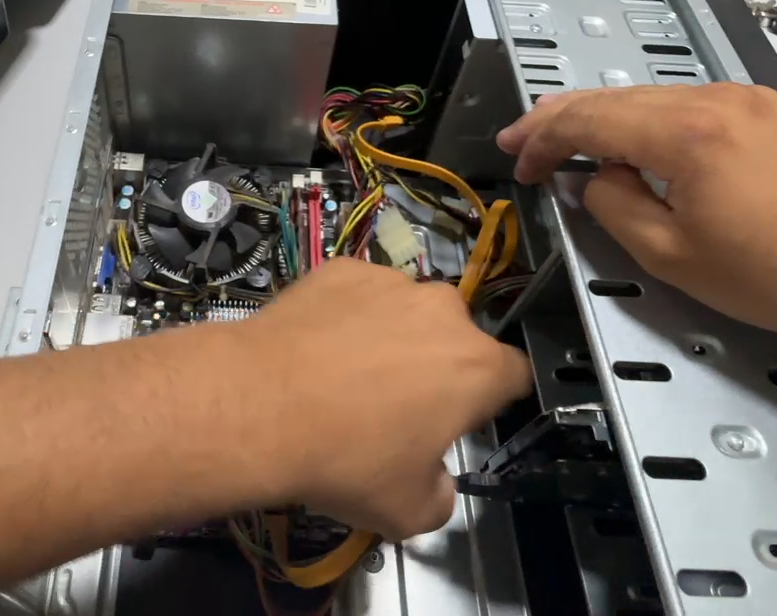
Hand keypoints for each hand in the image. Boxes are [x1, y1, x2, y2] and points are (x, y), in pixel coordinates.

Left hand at [233, 259, 530, 538]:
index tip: (470, 415)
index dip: (496, 397)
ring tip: (347, 371)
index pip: (516, 374)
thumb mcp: (409, 509)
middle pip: (456, 336)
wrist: (260, 402)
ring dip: (392, 334)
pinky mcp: (342, 267)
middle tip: (398, 401)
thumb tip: (436, 482)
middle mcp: (440, 311)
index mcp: (476, 367)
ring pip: (406, 309)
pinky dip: (348, 312)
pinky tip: (318, 344)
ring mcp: (388, 281)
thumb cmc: (344, 456)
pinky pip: (359, 291)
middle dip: (438, 363)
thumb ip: (443, 494)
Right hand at [494, 84, 776, 349]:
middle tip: (521, 141)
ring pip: (646, 96)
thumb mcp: (668, 255)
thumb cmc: (772, 279)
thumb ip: (611, 204)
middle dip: (561, 119)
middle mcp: (715, 98)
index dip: (542, 138)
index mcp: (688, 133)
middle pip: (614, 98)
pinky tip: (628, 140)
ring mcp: (745, 99)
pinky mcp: (765, 111)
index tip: (517, 162)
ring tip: (565, 139)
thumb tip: (590, 176)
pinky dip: (642, 120)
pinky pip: (682, 104)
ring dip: (601, 117)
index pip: (589, 120)